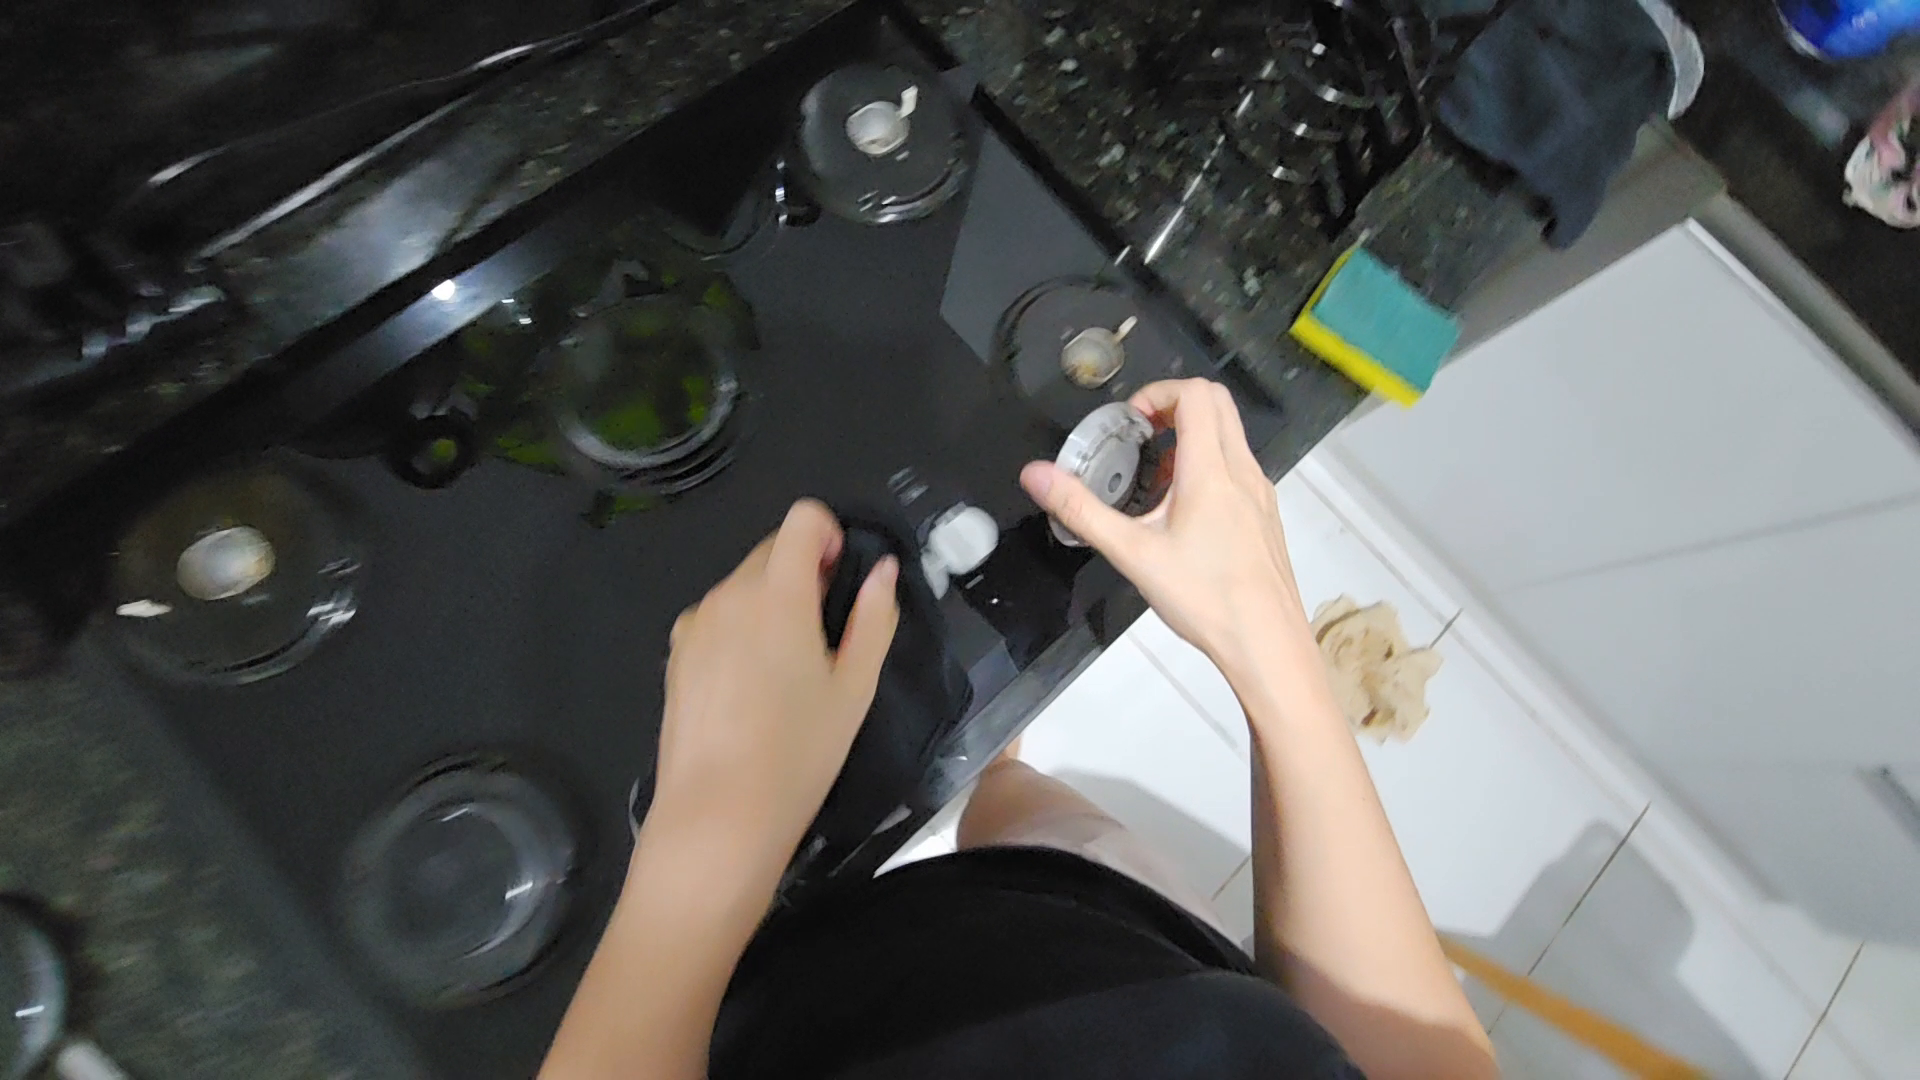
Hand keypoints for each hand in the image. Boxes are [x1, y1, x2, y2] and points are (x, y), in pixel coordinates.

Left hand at [648, 499, 899, 873]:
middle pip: (773, 549)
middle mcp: (729, 593)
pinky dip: (741, 626)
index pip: (803, 518)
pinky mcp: (675, 651)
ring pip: (744, 584)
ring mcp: (695, 622)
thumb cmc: (800, 750)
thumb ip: (874, 616)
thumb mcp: (855, 686)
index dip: (830, 534)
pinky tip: (749, 685)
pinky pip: (718, 615)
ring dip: (772, 600)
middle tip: (825, 633)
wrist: (718, 816)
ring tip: (786, 667)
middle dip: (804, 571)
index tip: (841, 579)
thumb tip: (882, 569)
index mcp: (777, 593)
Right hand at [1021, 379, 1308, 681]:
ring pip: (1230, 436)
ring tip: (1154, 478)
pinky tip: (1181, 513)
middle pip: (1217, 403)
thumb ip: (1081, 510)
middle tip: (1138, 438)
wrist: (1268, 644)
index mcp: (1211, 471)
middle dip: (1173, 406)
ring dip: (1190, 437)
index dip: (1157, 394)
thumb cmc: (1202, 597)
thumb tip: (1035, 474)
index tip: (1128, 424)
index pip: (1195, 395)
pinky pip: (1238, 467)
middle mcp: (1243, 471)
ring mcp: (1260, 492)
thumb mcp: (1132, 554)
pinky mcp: (1265, 515)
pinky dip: (1207, 464)